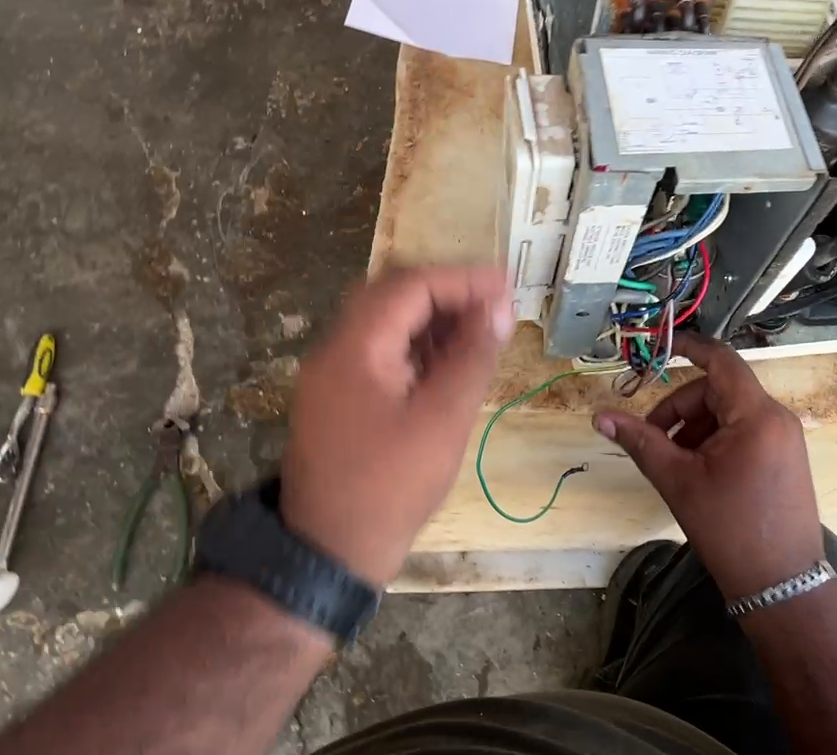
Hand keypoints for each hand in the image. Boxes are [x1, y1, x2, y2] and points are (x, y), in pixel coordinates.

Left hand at [280, 266, 511, 585]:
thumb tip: (500, 305)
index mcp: (355, 347)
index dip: (462, 280)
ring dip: (435, 317)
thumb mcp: (443, 419)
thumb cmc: (391, 486)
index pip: (411, 286)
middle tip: (496, 301)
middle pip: (394, 295)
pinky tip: (452, 360)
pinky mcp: (340, 399)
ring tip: (483, 327)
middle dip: (448, 292)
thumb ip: (473, 356)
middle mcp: (336, 350)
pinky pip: (381, 352)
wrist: (329, 556)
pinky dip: (419, 345)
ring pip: (387, 323)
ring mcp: (333, 375)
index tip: (508, 285)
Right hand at [594, 334, 823, 599]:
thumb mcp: (678, 481)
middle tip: (656, 443)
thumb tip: (600, 417)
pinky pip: (745, 431)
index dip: (690, 347)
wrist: (781, 586)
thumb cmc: (729, 530)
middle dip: (682, 410)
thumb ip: (640, 441)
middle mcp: (777, 417)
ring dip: (697, 427)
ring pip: (730, 412)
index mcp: (756, 415)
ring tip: (676, 465)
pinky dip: (717, 440)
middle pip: (719, 391)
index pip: (721, 360)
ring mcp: (785, 438)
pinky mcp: (786, 457)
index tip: (662, 347)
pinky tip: (699, 472)